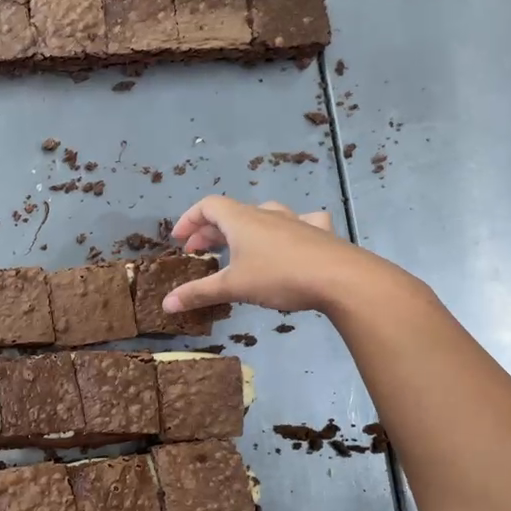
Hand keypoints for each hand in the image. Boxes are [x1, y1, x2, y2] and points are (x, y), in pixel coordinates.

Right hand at [166, 196, 395, 314]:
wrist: (345, 280)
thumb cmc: (280, 276)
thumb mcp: (232, 287)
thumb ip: (198, 293)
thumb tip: (166, 304)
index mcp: (242, 221)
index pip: (208, 206)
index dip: (189, 220)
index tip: (179, 240)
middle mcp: (267, 215)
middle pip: (232, 212)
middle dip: (210, 231)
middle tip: (199, 252)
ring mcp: (297, 222)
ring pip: (265, 214)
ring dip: (246, 227)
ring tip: (239, 245)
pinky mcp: (321, 234)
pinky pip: (301, 222)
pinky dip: (289, 228)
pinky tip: (292, 238)